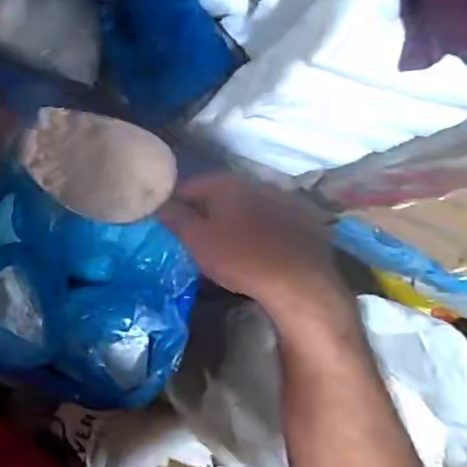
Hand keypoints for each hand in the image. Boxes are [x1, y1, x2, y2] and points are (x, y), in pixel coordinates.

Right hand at [160, 172, 350, 318]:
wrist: (299, 283)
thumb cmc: (240, 258)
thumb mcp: (197, 240)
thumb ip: (176, 218)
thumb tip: (162, 204)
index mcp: (227, 183)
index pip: (189, 185)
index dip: (175, 202)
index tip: (168, 221)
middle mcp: (256, 183)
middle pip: (221, 194)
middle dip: (207, 210)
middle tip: (195, 236)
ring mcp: (284, 200)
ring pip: (248, 206)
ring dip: (235, 220)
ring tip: (227, 245)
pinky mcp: (305, 221)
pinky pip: (272, 221)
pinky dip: (260, 230)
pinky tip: (258, 250)